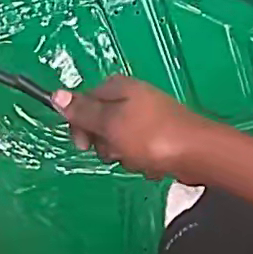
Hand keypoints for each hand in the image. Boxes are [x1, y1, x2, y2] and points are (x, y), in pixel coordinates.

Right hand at [52, 76, 224, 180]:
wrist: (197, 154)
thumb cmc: (150, 136)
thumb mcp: (110, 123)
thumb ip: (83, 111)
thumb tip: (55, 94)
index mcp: (118, 88)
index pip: (83, 102)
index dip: (80, 126)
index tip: (85, 144)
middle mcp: (132, 98)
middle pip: (101, 124)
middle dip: (105, 144)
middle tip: (117, 151)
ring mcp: (148, 118)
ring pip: (119, 142)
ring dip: (125, 156)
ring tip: (139, 159)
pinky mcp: (160, 137)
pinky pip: (139, 152)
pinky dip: (143, 162)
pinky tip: (153, 165)